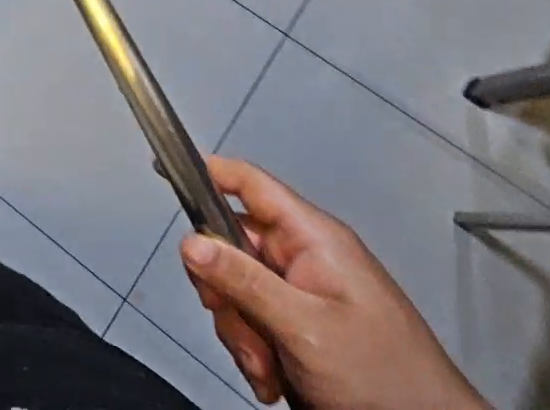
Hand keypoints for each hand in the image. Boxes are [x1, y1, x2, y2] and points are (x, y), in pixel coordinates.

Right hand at [180, 156, 488, 409]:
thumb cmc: (386, 377)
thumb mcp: (304, 327)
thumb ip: (243, 280)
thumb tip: (190, 241)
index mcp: (313, 238)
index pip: (248, 184)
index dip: (207, 172)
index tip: (164, 171)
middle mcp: (303, 256)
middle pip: (228, 244)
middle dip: (224, 292)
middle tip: (243, 329)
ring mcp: (300, 291)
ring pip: (233, 287)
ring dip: (239, 330)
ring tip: (268, 367)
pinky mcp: (297, 323)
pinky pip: (249, 318)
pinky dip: (252, 348)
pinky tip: (273, 376)